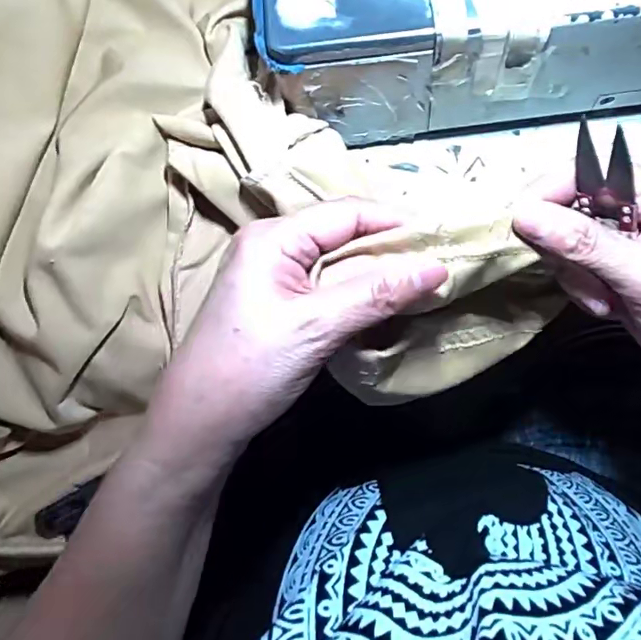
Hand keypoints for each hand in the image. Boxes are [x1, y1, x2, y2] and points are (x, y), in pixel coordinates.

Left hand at [143, 200, 449, 471]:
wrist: (198, 427)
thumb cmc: (251, 369)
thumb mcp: (318, 326)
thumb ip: (377, 293)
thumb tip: (438, 268)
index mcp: (274, 237)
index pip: (347, 212)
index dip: (396, 221)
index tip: (442, 236)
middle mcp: (273, 244)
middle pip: (344, 231)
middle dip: (391, 246)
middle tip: (439, 260)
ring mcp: (275, 272)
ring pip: (340, 258)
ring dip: (379, 269)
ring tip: (423, 279)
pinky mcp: (280, 299)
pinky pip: (330, 281)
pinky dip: (361, 288)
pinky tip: (388, 300)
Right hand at [512, 170, 640, 388]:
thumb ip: (584, 244)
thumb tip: (523, 213)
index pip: (591, 172)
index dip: (551, 192)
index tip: (521, 223)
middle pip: (572, 204)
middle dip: (569, 247)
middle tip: (586, 281)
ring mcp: (629, 236)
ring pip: (567, 237)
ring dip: (576, 273)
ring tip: (606, 301)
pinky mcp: (617, 264)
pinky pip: (576, 262)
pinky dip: (581, 286)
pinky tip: (608, 307)